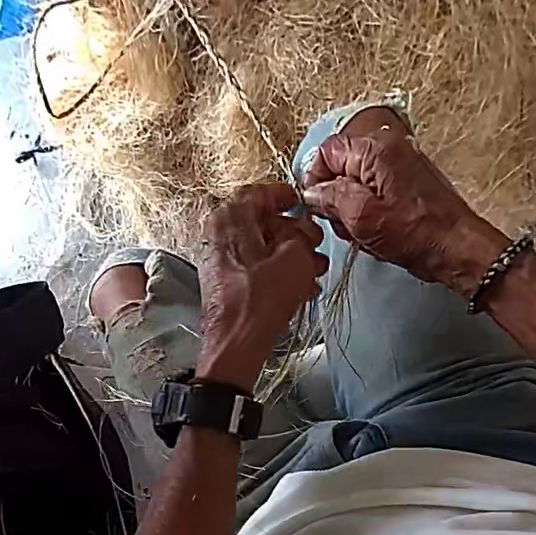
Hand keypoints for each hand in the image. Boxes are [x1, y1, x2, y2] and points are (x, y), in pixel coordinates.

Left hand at [195, 183, 327, 388]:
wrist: (237, 341)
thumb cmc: (260, 298)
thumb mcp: (296, 256)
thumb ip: (303, 234)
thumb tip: (304, 231)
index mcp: (230, 217)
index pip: (260, 192)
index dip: (286, 196)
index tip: (301, 203)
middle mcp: (220, 235)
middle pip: (262, 223)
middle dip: (294, 234)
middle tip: (315, 244)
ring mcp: (220, 261)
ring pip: (261, 248)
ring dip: (290, 256)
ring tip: (314, 271)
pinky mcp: (225, 284)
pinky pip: (255, 269)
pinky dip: (277, 273)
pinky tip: (300, 287)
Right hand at [300, 128, 509, 296]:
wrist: (454, 247)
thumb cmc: (415, 233)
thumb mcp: (361, 216)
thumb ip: (330, 197)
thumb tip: (311, 193)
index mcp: (375, 150)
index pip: (326, 152)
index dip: (315, 180)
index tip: (316, 206)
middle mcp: (387, 149)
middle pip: (339, 169)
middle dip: (334, 200)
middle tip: (345, 224)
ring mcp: (397, 167)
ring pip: (353, 185)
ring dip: (350, 212)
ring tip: (363, 232)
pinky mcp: (403, 184)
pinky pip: (370, 195)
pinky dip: (365, 214)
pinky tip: (374, 232)